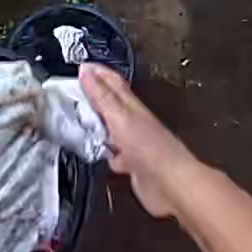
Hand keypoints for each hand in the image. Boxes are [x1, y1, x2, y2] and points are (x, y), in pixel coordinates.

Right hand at [79, 63, 207, 219]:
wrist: (171, 184)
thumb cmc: (152, 149)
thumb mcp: (120, 117)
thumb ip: (102, 96)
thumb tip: (87, 71)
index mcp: (131, 106)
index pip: (113, 82)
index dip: (98, 73)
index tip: (83, 67)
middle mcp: (134, 121)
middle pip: (112, 105)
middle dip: (96, 98)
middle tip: (80, 92)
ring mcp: (135, 143)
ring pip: (113, 129)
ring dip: (101, 126)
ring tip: (86, 122)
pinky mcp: (135, 165)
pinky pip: (118, 154)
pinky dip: (110, 154)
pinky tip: (106, 157)